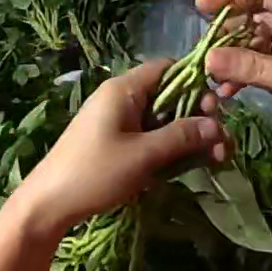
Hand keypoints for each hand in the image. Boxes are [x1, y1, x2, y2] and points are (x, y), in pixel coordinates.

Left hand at [10, 60, 227, 240]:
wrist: (50, 202)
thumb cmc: (95, 171)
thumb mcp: (144, 154)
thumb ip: (182, 136)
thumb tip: (217, 125)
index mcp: (123, 90)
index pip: (167, 68)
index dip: (195, 83)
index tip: (216, 109)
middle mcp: (121, 99)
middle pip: (170, 96)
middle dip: (199, 118)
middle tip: (221, 146)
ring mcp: (118, 121)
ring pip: (163, 120)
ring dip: (189, 138)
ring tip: (216, 161)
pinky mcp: (116, 142)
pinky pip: (151, 137)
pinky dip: (171, 149)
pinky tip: (190, 167)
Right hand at [196, 0, 271, 167]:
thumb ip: (252, 67)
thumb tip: (207, 59)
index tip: (201, 6)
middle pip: (255, 18)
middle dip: (227, 30)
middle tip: (201, 45)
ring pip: (251, 45)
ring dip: (230, 57)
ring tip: (208, 71)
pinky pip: (254, 70)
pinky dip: (237, 77)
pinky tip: (224, 90)